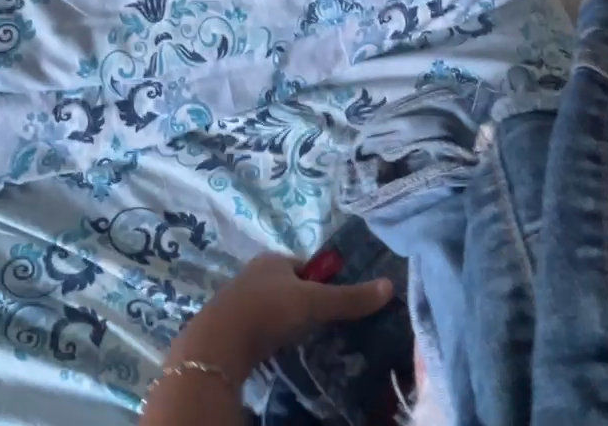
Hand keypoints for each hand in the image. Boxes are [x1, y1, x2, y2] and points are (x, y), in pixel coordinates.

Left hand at [168, 252, 393, 383]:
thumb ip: (350, 298)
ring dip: (282, 318)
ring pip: (269, 304)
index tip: (330, 302)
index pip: (305, 266)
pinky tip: (273, 348)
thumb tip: (389, 285)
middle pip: (286, 284)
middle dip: (301, 301)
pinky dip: (266, 333)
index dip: (320, 282)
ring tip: (297, 339)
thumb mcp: (315, 303)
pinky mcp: (226, 323)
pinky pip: (254, 324)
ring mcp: (236, 297)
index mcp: (274, 259)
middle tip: (317, 323)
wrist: (218, 344)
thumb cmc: (269, 312)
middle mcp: (253, 271)